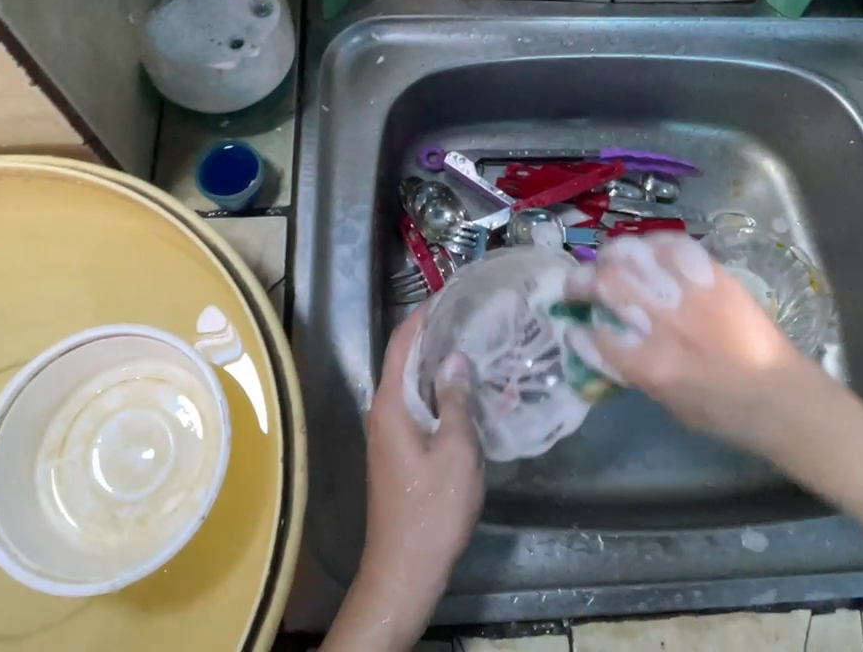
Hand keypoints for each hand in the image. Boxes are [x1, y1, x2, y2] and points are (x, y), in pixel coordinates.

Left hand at [323, 309, 482, 650]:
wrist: (405, 568)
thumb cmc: (432, 509)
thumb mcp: (456, 452)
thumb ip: (456, 401)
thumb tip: (456, 358)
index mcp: (390, 404)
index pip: (401, 343)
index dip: (423, 315)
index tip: (452, 295)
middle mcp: (383, 411)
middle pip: (406, 360)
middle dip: (437, 336)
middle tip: (475, 319)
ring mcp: (390, 432)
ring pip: (415, 385)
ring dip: (442, 366)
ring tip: (479, 348)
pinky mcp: (400, 450)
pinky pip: (420, 407)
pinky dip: (443, 393)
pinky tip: (472, 394)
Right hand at [572, 232, 824, 448]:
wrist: (784, 397)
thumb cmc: (725, 414)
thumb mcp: (667, 403)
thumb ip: (631, 369)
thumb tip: (601, 341)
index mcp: (651, 364)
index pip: (594, 334)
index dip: (575, 328)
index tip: (572, 325)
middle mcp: (665, 322)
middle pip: (606, 283)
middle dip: (580, 281)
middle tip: (576, 287)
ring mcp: (689, 293)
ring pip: (632, 254)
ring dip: (610, 257)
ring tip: (606, 263)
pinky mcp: (713, 275)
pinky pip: (670, 244)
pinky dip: (650, 244)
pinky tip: (644, 253)